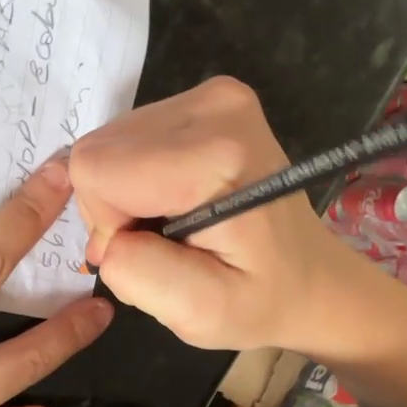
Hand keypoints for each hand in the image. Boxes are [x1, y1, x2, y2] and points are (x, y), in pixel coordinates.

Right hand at [70, 77, 378, 351]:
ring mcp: (213, 95)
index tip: (148, 252)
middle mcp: (214, 106)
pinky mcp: (208, 98)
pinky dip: (140, 177)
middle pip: (100, 149)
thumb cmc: (259, 301)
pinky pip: (132, 137)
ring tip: (173, 226)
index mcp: (215, 155)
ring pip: (111, 143)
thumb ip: (138, 273)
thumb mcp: (199, 312)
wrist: (310, 278)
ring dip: (127, 193)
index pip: (95, 167)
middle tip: (161, 243)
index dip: (107, 222)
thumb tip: (105, 239)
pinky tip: (176, 203)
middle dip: (114, 206)